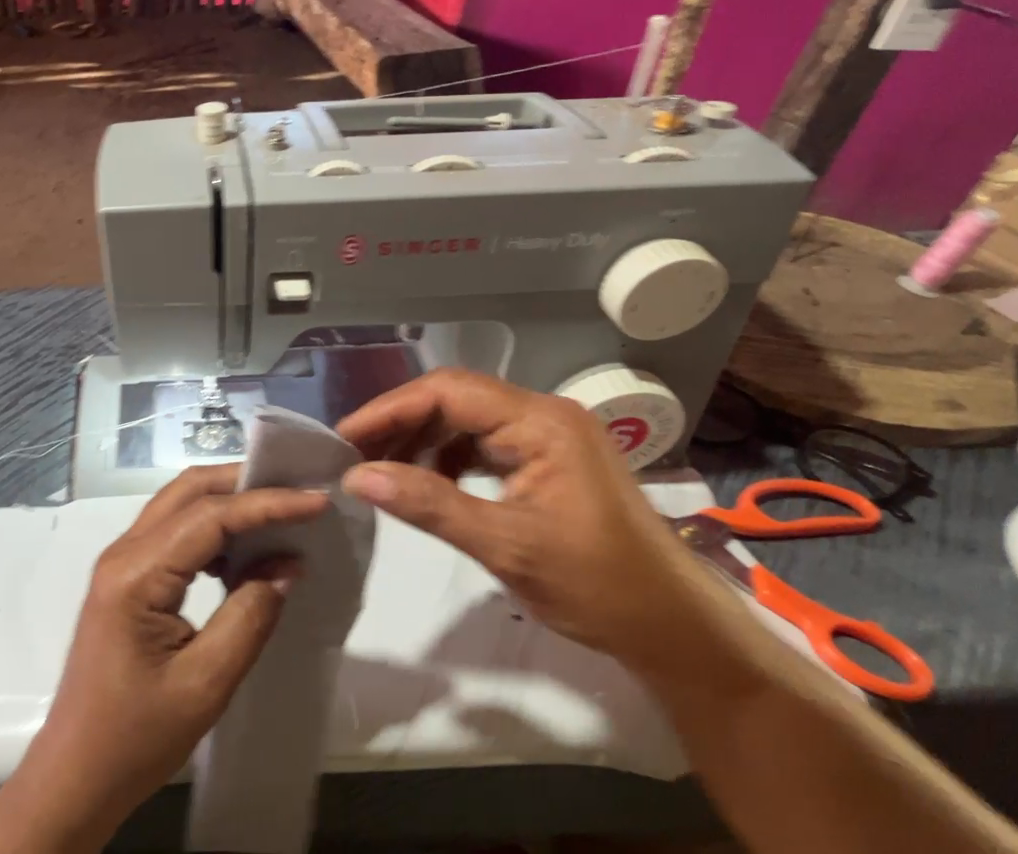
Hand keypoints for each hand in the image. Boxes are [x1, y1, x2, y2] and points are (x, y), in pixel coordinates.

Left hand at [0, 466, 328, 853]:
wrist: (77, 774)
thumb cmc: (137, 737)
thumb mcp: (207, 682)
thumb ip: (251, 614)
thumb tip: (288, 562)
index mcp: (136, 574)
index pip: (209, 515)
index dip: (267, 502)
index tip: (319, 501)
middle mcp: (123, 554)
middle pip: (188, 492)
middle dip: (246, 484)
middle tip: (300, 493)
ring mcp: (120, 565)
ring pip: (179, 507)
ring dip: (229, 504)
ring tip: (282, 518)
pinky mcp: (127, 582)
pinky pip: (174, 536)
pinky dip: (213, 532)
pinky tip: (245, 556)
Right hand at [335, 368, 727, 672]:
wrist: (673, 626)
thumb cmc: (595, 583)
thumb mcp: (504, 545)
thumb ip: (427, 504)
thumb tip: (356, 477)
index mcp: (541, 422)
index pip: (448, 392)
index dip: (390, 410)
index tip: (344, 439)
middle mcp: (546, 415)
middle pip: (456, 399)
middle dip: (402, 423)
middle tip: (355, 456)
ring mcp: (553, 438)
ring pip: (470, 421)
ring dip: (424, 441)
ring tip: (383, 472)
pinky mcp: (553, 462)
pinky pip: (488, 444)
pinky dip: (451, 460)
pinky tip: (428, 486)